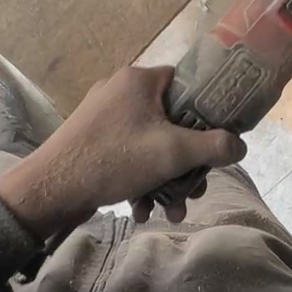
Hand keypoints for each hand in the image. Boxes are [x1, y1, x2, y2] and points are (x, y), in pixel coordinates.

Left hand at [0, 66, 245, 234]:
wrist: (50, 190)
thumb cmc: (114, 159)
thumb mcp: (173, 153)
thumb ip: (214, 147)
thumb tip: (241, 146)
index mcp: (139, 80)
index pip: (187, 83)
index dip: (208, 110)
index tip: (219, 138)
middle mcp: (121, 91)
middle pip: (172, 121)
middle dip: (187, 162)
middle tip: (196, 188)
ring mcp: (104, 117)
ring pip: (152, 144)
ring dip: (166, 179)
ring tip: (171, 211)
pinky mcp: (92, 141)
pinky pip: (130, 155)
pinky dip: (141, 181)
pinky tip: (142, 210)